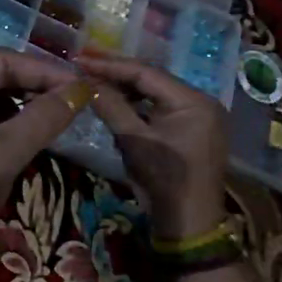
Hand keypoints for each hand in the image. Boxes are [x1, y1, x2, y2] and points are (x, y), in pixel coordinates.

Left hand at [0, 50, 93, 281]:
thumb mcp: (1, 154)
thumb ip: (42, 119)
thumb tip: (83, 89)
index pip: (1, 61)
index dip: (44, 70)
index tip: (86, 85)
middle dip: (39, 87)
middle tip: (82, 101)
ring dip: (30, 108)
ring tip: (68, 118)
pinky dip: (17, 129)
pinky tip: (43, 138)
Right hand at [77, 54, 228, 239]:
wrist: (188, 221)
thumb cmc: (164, 179)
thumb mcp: (134, 141)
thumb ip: (112, 107)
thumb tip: (88, 83)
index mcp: (193, 101)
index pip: (146, 73)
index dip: (110, 65)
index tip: (80, 60)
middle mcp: (201, 101)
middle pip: (153, 79)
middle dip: (117, 73)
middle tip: (84, 64)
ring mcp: (198, 117)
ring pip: (155, 93)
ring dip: (125, 87)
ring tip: (93, 80)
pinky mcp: (190, 131)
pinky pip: (159, 108)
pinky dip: (136, 104)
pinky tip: (113, 101)